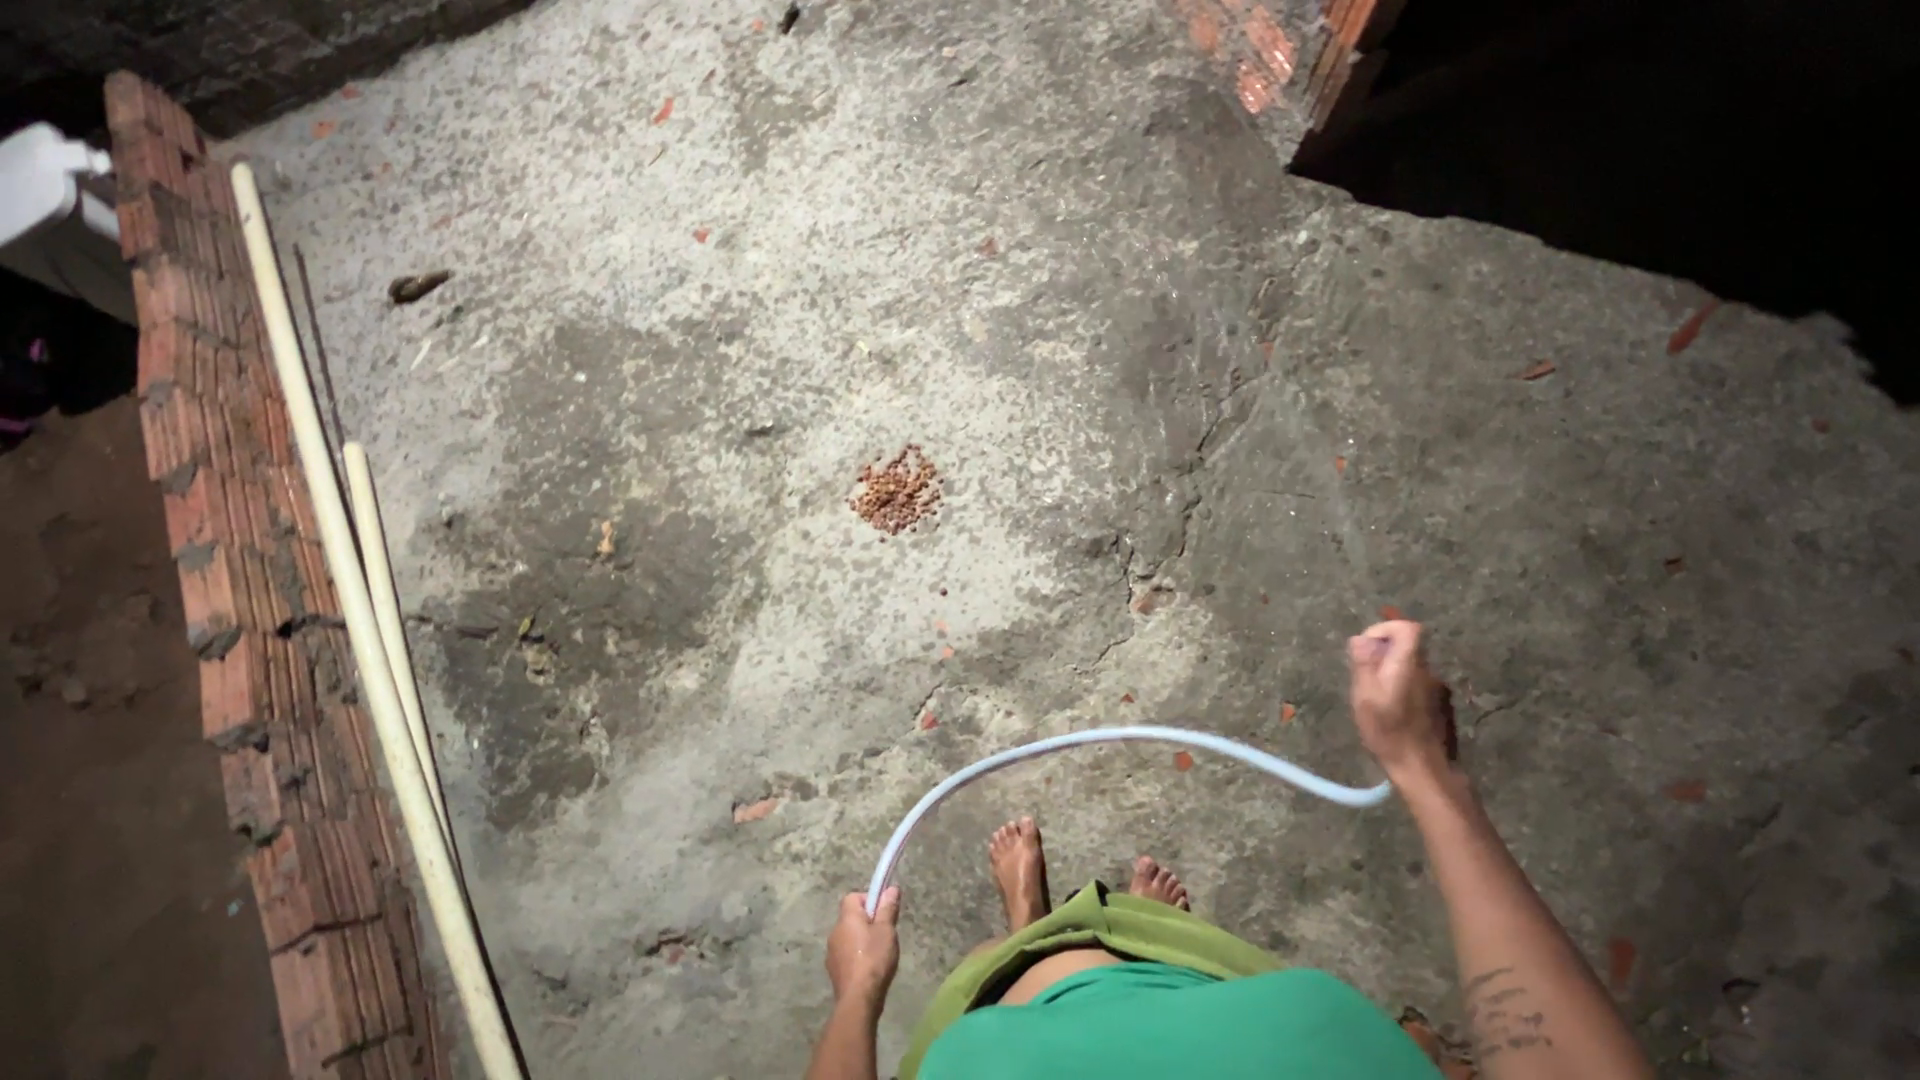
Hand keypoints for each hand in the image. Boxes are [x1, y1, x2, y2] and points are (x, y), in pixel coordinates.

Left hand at [826, 888, 900, 1010]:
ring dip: (861, 940)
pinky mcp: (833, 969)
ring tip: (878, 953)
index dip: (868, 900)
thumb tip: (891, 888)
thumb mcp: (886, 931)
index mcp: (847, 919)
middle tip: (884, 934)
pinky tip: (868, 969)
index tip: (882, 913)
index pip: (852, 897)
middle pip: (851, 917)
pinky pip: (846, 954)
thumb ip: (887, 909)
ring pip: (848, 936)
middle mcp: (835, 931)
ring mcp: (832, 952)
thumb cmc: (874, 959)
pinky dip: (856, 956)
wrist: (858, 998)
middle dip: (867, 922)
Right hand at [1348, 620, 1447, 778]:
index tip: (1367, 649)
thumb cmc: (1390, 733)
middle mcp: (1429, 672)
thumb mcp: (1365, 697)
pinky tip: (1394, 716)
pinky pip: (1419, 687)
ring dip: (1392, 677)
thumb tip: (1361, 638)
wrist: (1426, 771)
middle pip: (1407, 648)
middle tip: (1364, 682)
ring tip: (1376, 703)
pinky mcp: (1443, 707)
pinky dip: (1404, 692)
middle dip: (1382, 657)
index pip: (1408, 627)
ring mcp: (1440, 690)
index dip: (1385, 630)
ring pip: (1412, 669)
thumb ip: (1364, 664)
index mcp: (1409, 665)